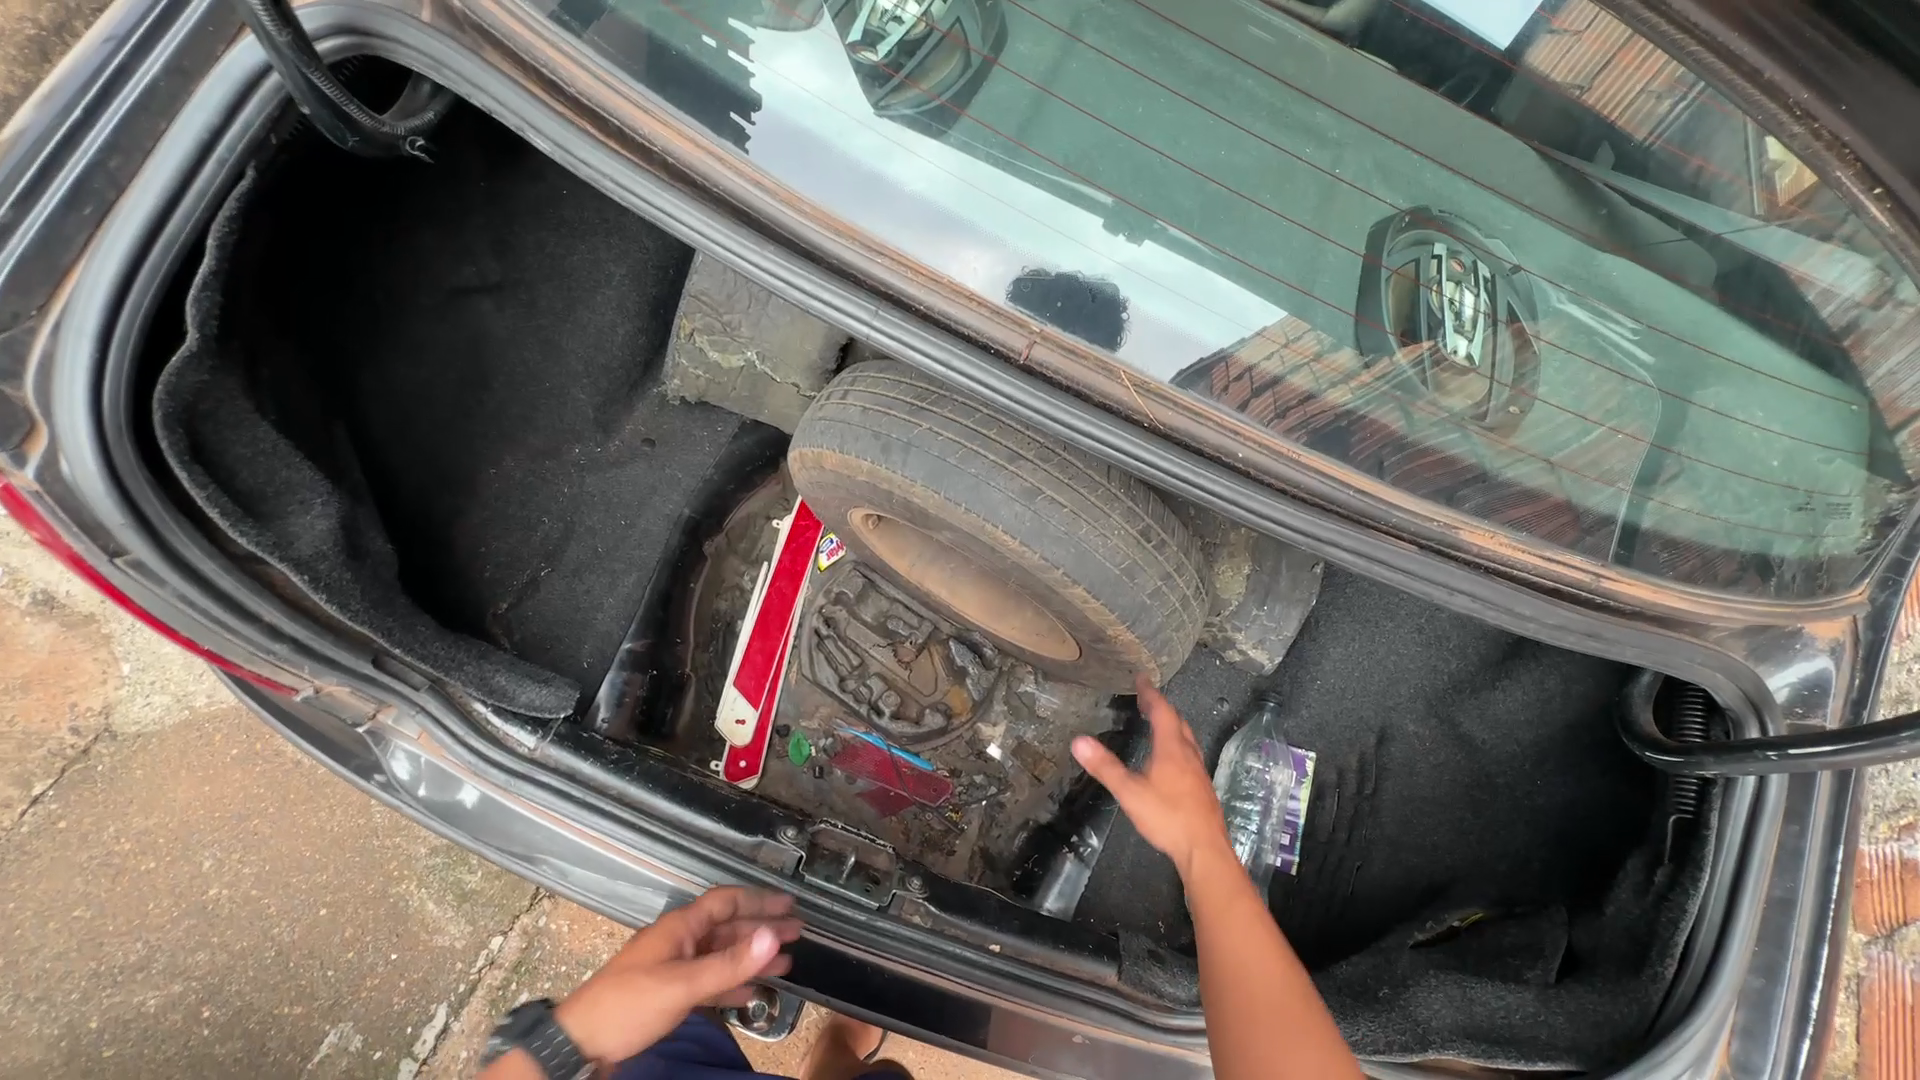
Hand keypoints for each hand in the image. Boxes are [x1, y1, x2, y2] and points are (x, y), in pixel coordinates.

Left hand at [553, 887, 802, 1063]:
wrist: (578, 1045)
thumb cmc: (629, 1005)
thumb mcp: (683, 984)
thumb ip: (730, 963)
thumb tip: (774, 934)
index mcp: (681, 927)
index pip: (726, 902)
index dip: (758, 900)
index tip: (789, 904)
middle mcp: (680, 941)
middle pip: (728, 927)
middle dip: (762, 929)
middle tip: (798, 932)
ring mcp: (674, 967)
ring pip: (722, 955)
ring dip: (752, 957)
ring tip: (786, 961)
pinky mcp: (670, 994)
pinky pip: (710, 981)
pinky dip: (733, 983)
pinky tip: (752, 992)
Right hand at [1072, 674, 1230, 879]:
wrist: (1205, 850)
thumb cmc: (1167, 817)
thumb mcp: (1129, 792)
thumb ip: (1105, 767)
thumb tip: (1078, 741)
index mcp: (1171, 749)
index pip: (1162, 711)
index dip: (1151, 693)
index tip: (1142, 678)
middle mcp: (1188, 754)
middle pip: (1177, 722)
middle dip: (1161, 707)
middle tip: (1146, 699)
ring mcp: (1199, 771)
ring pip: (1187, 738)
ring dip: (1172, 725)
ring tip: (1158, 723)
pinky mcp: (1203, 788)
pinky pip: (1190, 754)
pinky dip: (1178, 744)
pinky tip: (1171, 760)